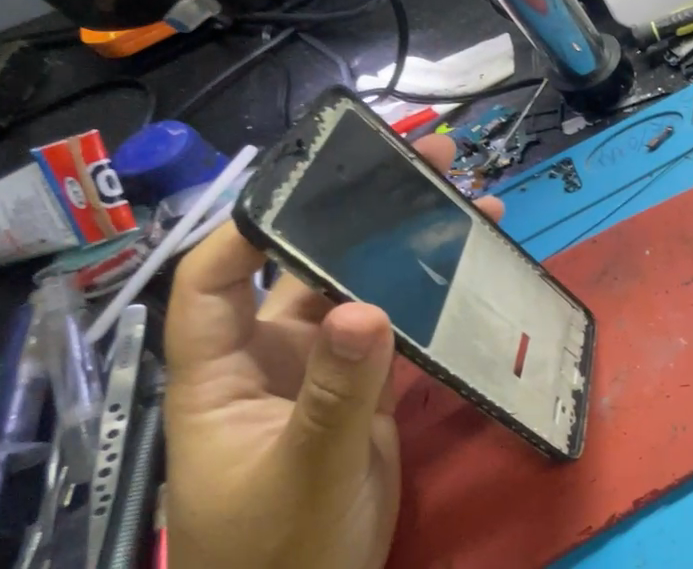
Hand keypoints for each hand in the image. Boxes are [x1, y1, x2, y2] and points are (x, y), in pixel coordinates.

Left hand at [165, 133, 503, 568]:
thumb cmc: (277, 553)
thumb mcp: (305, 476)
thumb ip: (335, 396)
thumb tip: (368, 307)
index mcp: (225, 376)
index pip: (215, 286)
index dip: (250, 229)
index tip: (316, 181)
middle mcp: (273, 360)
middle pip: (306, 271)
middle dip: (360, 214)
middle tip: (425, 162)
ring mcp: (326, 373)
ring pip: (365, 292)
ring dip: (411, 247)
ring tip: (469, 198)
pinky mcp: (371, 390)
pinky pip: (404, 328)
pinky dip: (437, 295)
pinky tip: (477, 264)